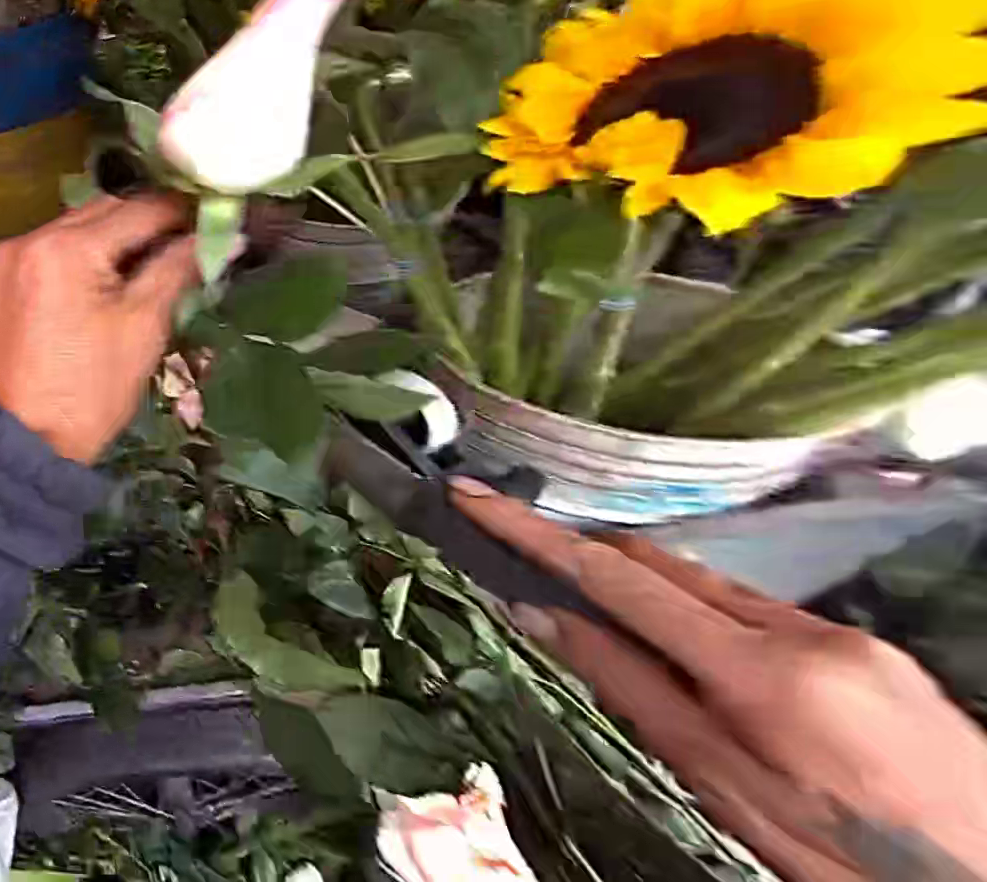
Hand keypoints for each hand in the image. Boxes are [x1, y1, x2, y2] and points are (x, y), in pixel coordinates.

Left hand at [0, 194, 198, 462]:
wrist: (27, 438)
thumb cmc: (91, 390)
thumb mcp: (143, 326)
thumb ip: (179, 269)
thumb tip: (223, 237)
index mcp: (65, 248)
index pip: (138, 210)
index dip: (181, 213)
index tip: (213, 219)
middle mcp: (30, 237)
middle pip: (105, 210)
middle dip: (147, 222)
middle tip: (186, 241)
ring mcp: (10, 255)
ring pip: (78, 225)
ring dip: (116, 235)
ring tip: (153, 259)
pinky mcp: (2, 275)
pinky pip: (54, 246)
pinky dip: (85, 251)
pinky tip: (111, 272)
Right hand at [448, 476, 986, 881]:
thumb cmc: (852, 866)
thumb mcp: (721, 785)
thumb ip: (625, 685)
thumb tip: (535, 611)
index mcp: (765, 673)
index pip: (614, 578)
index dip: (531, 532)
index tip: (472, 496)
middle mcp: (808, 632)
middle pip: (657, 564)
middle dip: (581, 552)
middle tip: (517, 553)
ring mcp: (847, 636)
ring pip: (703, 584)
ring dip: (638, 588)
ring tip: (602, 623)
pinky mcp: (869, 650)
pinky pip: (748, 608)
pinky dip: (693, 613)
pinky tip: (689, 656)